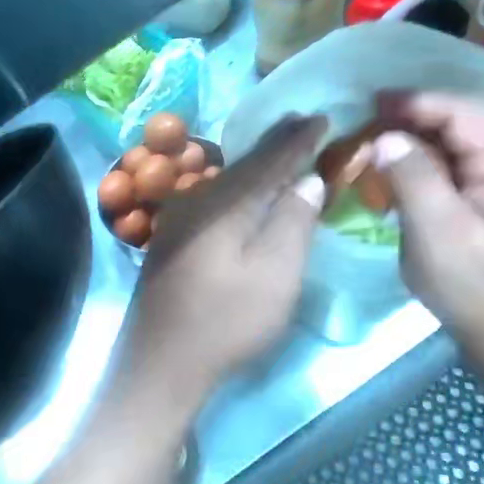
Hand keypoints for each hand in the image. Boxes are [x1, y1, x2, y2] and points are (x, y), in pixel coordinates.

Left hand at [117, 116, 328, 398]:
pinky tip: (246, 193)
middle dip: (275, 146)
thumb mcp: (275, 276)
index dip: (297, 140)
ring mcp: (176, 222)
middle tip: (304, 124)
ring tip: (282, 151)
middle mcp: (194, 202)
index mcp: (222, 204)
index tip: (322, 117)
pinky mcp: (170, 242)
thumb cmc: (225, 323)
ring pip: (225, 183)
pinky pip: (212, 201)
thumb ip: (293, 222)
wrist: (160, 365)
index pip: (267, 160)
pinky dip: (237, 190)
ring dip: (255, 167)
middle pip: (242, 166)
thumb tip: (307, 179)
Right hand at [370, 92, 483, 360]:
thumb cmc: (481, 290)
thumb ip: (413, 179)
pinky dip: (424, 169)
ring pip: (457, 149)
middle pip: (461, 126)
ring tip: (372, 149)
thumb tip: (384, 138)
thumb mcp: (439, 234)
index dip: (415, 102)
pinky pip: (457, 173)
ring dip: (415, 145)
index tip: (369, 103)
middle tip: (363, 127)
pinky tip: (397, 180)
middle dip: (411, 121)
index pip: (462, 112)